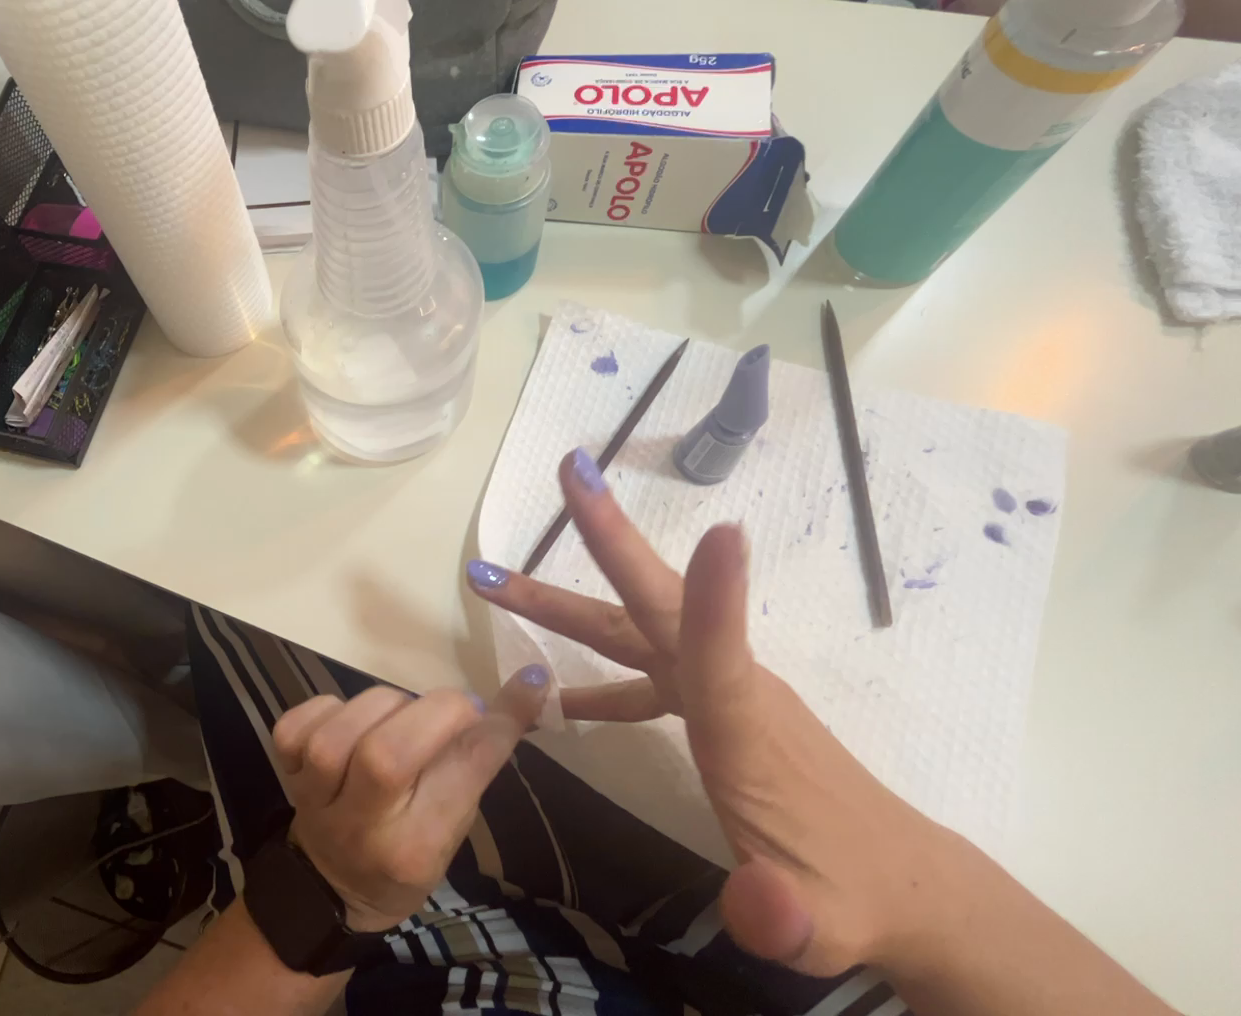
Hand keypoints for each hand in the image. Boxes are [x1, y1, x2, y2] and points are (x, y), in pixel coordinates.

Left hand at [269, 668, 550, 932]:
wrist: (327, 885)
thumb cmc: (404, 858)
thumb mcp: (451, 830)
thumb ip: (469, 769)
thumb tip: (509, 701)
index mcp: (415, 848)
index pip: (460, 776)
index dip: (496, 726)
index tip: (526, 689)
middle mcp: (361, 825)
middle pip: (388, 752)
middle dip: (437, 711)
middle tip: (458, 708)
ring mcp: (312, 797)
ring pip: (342, 731)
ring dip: (384, 706)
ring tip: (401, 717)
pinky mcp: (283, 769)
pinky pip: (300, 723)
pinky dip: (329, 707)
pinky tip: (350, 720)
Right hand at [465, 448, 963, 976]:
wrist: (902, 886)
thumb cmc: (849, 894)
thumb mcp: (820, 922)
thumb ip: (785, 916)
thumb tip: (759, 911)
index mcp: (743, 724)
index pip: (719, 650)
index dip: (713, 592)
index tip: (717, 526)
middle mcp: (729, 688)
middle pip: (654, 602)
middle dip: (606, 538)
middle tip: (566, 475)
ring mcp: (719, 692)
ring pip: (631, 628)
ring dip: (564, 600)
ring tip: (495, 582)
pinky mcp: (713, 710)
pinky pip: (640, 674)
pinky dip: (594, 674)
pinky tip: (558, 697)